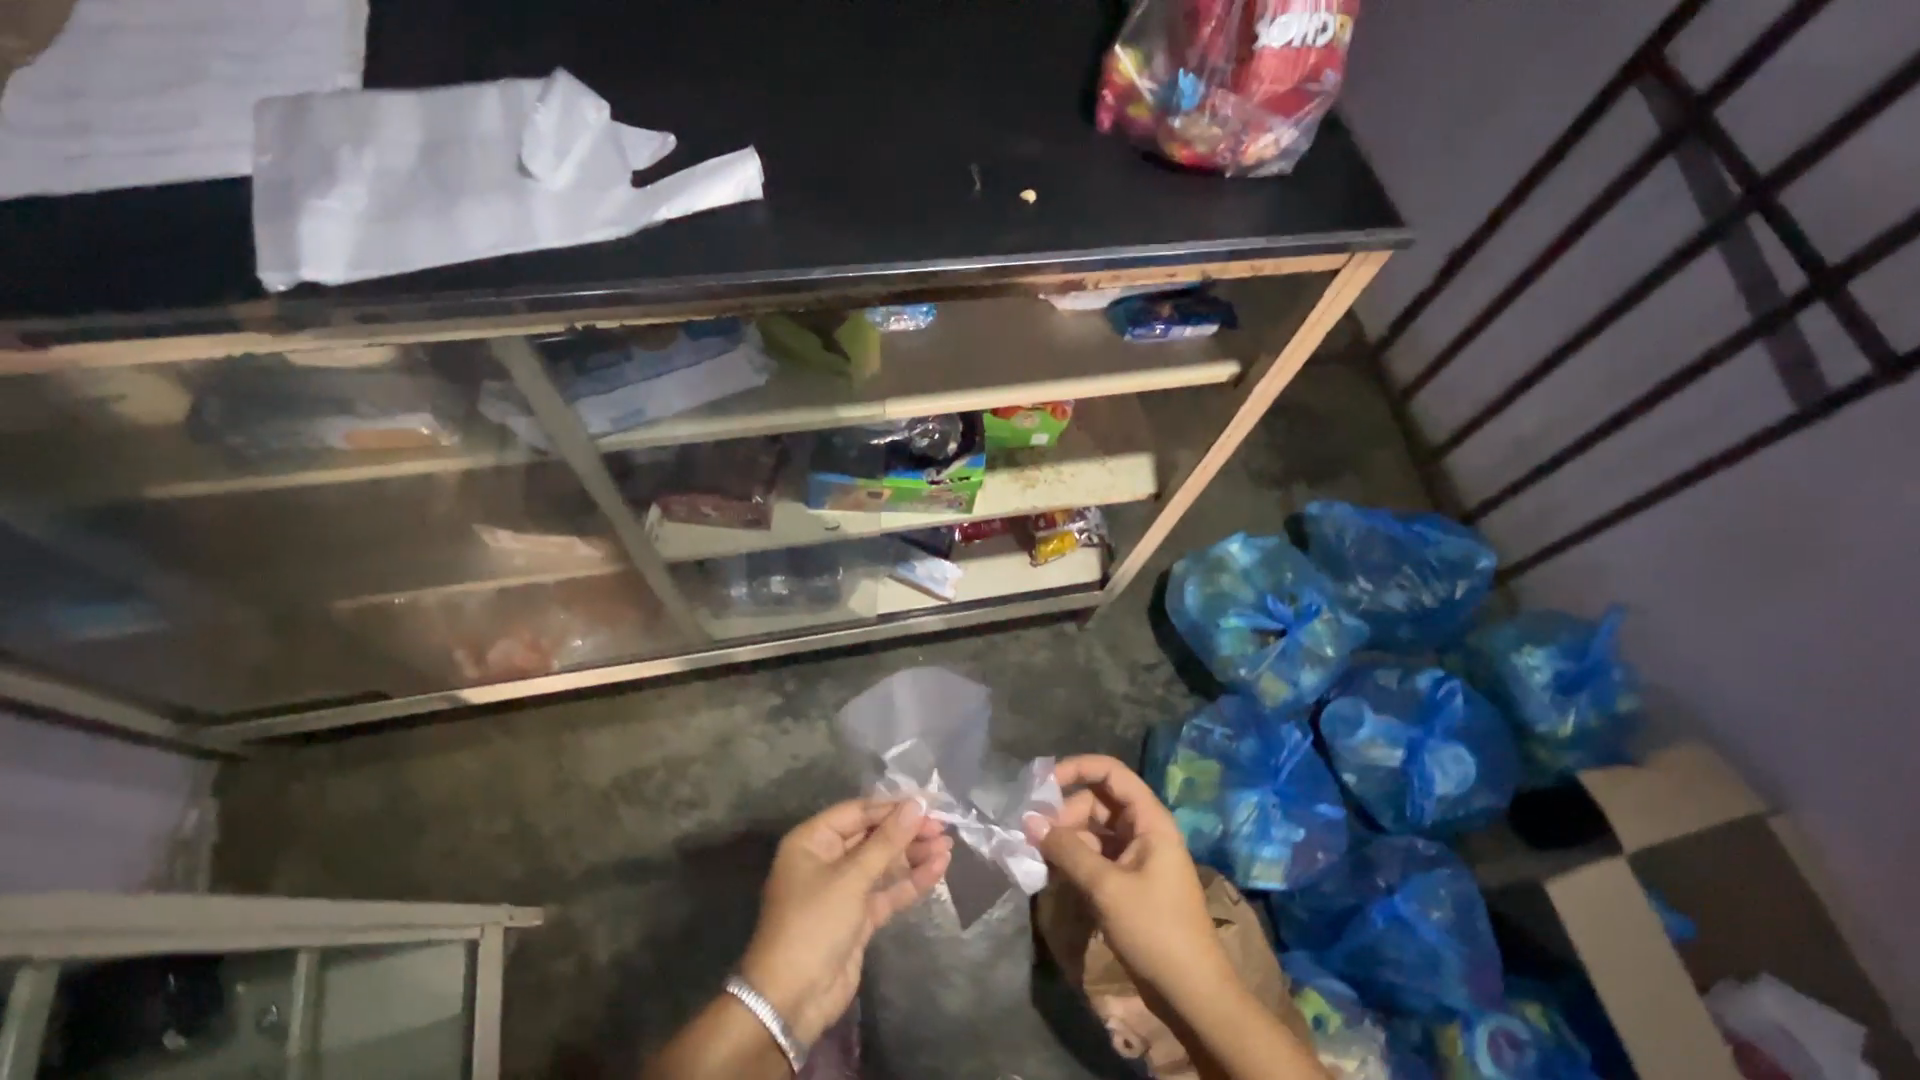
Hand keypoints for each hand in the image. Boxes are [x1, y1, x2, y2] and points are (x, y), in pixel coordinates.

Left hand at [738, 798, 952, 1045]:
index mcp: (811, 841)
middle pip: (872, 837)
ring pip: (883, 864)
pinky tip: (937, 870)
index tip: (928, 805)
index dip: (892, 807)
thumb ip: (887, 841)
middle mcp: (825, 860)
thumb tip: (916, 805)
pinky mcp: (858, 917)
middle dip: (907, 832)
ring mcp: (842, 890)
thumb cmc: (815, 923)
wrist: (793, 996)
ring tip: (948, 848)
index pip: (857, 813)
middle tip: (943, 828)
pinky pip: (887, 891)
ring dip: (913, 856)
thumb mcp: (851, 878)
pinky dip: (910, 881)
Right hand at [1025, 755, 1234, 1003]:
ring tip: (1036, 855)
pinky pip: (1095, 857)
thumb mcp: (1105, 887)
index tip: (1041, 785)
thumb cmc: (1154, 929)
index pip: (1111, 772)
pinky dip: (1073, 859)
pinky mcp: (1127, 883)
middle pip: (1098, 802)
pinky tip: (1051, 873)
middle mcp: (1143, 831)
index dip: (1077, 768)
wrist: (1190, 990)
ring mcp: (1136, 858)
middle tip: (1034, 835)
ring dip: (1065, 838)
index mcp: (1149, 820)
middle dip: (1064, 812)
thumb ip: (1066, 850)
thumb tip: (1028, 821)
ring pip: (1093, 831)